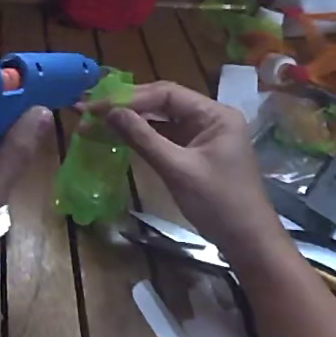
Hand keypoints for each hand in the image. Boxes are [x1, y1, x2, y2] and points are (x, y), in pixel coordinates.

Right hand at [91, 81, 281, 247]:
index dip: (127, 98)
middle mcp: (210, 117)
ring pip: (159, 117)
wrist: (248, 242)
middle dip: (124, 105)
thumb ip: (142, 138)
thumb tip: (108, 112)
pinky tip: (115, 135)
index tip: (94, 107)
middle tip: (87, 111)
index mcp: (215, 114)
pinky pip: (162, 135)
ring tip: (94, 122)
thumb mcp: (177, 169)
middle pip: (161, 101)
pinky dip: (138, 134)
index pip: (165, 94)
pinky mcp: (193, 152)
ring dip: (128, 119)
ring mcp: (202, 135)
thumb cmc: (218, 204)